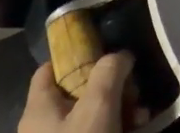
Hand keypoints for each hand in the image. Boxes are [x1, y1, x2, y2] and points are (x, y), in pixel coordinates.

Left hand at [21, 55, 137, 132]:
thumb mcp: (98, 105)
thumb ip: (109, 71)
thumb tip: (119, 56)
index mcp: (38, 109)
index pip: (48, 69)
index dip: (77, 57)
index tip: (107, 55)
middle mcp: (42, 126)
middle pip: (77, 91)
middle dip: (112, 87)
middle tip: (134, 92)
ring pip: (89, 115)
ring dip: (119, 109)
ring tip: (141, 117)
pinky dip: (114, 128)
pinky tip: (136, 129)